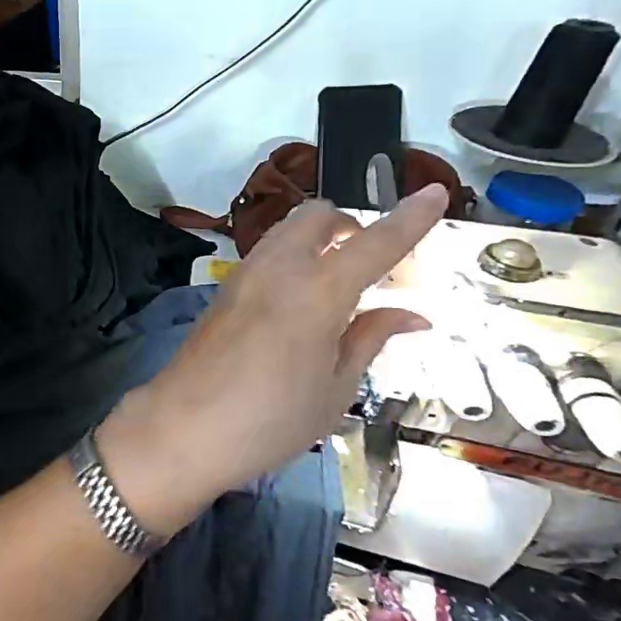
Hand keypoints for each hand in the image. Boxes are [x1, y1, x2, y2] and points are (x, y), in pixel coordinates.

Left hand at [97, 187, 445, 533]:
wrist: (184, 426)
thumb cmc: (272, 419)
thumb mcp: (335, 387)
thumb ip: (370, 338)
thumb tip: (412, 314)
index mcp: (318, 290)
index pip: (375, 243)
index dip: (410, 219)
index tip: (436, 193)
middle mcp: (280, 266)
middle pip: (320, 216)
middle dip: (352, 225)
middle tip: (373, 265)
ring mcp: (246, 271)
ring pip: (289, 229)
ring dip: (320, 238)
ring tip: (339, 284)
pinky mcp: (226, 285)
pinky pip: (269, 252)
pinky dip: (294, 256)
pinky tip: (301, 299)